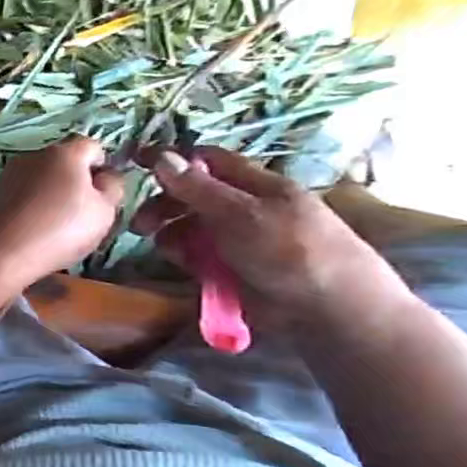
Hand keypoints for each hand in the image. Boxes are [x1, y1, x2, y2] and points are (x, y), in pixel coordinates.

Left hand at [0, 138, 124, 283]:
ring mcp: (10, 172)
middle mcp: (35, 154)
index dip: (103, 167)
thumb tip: (107, 177)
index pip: (93, 146)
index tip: (102, 194)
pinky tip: (31, 229)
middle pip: (64, 161)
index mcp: (66, 153)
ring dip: (50, 193)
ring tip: (53, 225)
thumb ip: (112, 189)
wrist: (3, 253)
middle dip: (75, 181)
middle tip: (81, 213)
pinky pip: (20, 194)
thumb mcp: (104, 213)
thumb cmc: (62, 230)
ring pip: (40, 177)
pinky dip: (29, 206)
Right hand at [131, 147, 409, 330]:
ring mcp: (242, 242)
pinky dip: (189, 259)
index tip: (137, 162)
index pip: (206, 161)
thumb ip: (198, 189)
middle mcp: (246, 208)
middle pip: (196, 197)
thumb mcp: (240, 213)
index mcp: (255, 184)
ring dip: (174, 235)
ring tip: (164, 248)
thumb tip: (163, 156)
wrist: (329, 310)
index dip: (172, 160)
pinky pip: (204, 259)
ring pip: (196, 230)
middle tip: (141, 224)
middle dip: (167, 205)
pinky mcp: (238, 273)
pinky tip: (181, 265)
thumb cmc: (289, 250)